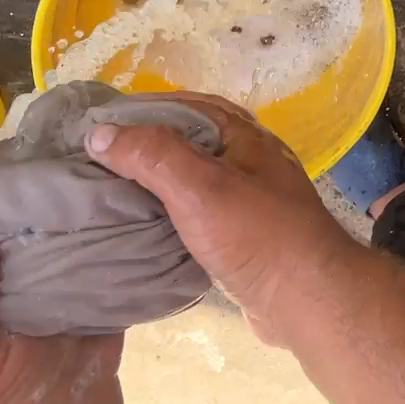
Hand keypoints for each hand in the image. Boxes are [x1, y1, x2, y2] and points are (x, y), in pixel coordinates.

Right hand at [86, 93, 355, 344]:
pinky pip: (200, 213)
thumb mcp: (201, 187)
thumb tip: (101, 131)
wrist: (306, 296)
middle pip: (194, 141)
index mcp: (248, 138)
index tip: (101, 121)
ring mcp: (252, 198)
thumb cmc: (257, 234)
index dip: (148, 109)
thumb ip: (154, 156)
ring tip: (110, 191)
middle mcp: (253, 161)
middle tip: (98, 158)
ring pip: (197, 179)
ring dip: (159, 181)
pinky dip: (171, 213)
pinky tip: (143, 227)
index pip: (192, 106)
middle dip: (150, 145)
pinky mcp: (245, 235)